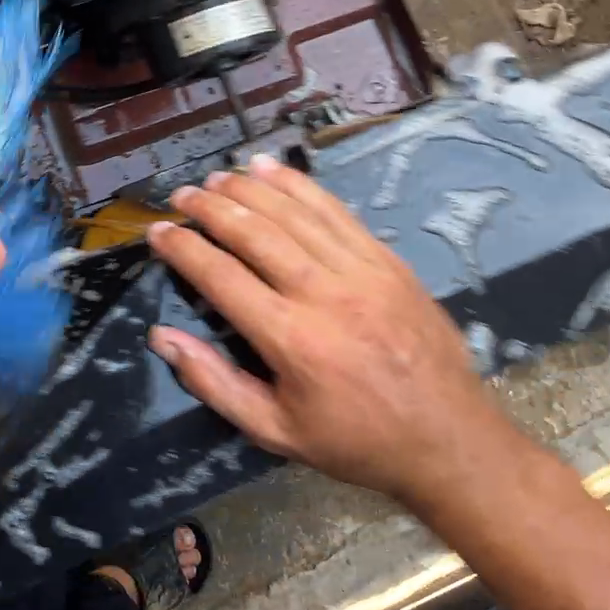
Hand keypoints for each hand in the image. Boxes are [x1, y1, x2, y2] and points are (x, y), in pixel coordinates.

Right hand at [145, 153, 523, 508]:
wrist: (452, 441)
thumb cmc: (355, 441)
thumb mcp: (275, 431)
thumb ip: (213, 382)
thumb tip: (161, 336)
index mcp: (293, 340)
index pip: (221, 276)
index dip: (183, 248)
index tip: (157, 231)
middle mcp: (324, 294)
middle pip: (254, 232)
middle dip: (210, 207)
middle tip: (181, 195)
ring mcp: (362, 271)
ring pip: (292, 213)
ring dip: (247, 189)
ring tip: (216, 178)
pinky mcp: (387, 261)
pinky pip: (334, 210)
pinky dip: (297, 185)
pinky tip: (269, 168)